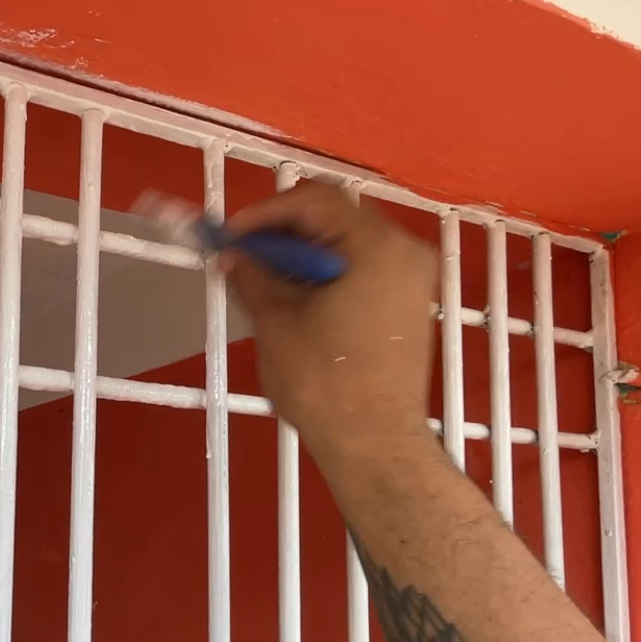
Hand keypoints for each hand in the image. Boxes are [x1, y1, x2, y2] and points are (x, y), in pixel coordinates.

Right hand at [221, 180, 438, 466]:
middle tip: (242, 255)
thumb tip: (231, 256)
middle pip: (334, 218)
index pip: (314, 201)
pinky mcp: (406, 304)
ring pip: (345, 244)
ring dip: (300, 254)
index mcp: (375, 247)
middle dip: (282, 232)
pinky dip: (323, 273)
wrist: (372, 440)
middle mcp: (404, 251)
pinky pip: (359, 269)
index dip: (264, 213)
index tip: (229, 234)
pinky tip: (293, 298)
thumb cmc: (323, 381)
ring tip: (261, 280)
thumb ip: (253, 278)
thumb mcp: (277, 323)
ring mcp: (411, 278)